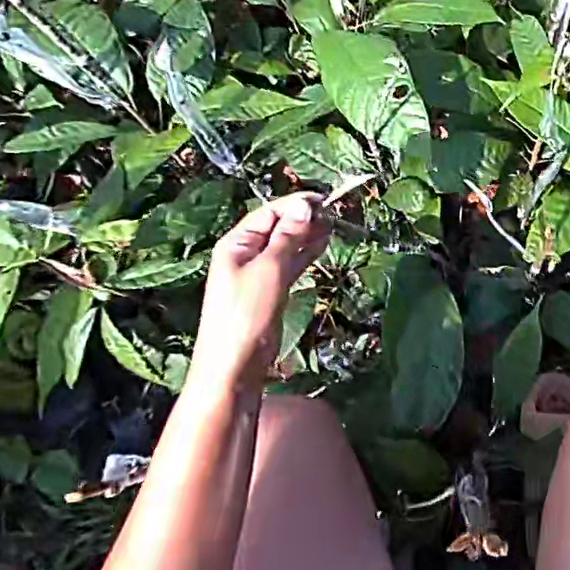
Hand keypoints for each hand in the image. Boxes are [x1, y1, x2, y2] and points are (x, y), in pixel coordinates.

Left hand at [189, 193, 329, 389]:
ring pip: (285, 246)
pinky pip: (289, 265)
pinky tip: (321, 246)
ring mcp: (257, 274)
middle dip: (303, 218)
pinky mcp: (269, 292)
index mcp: (236, 243)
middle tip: (335, 213)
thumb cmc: (246, 314)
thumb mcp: (269, 270)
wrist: (234, 367)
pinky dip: (304, 255)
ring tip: (333, 225)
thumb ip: (287, 237)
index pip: (269, 212)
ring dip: (307, 235)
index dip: (296, 204)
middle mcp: (244, 254)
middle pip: (277, 227)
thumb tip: (305, 206)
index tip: (326, 201)